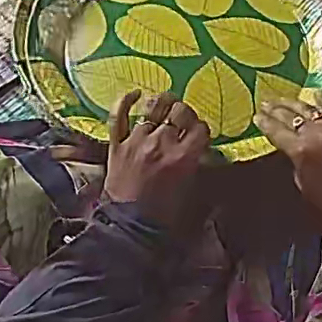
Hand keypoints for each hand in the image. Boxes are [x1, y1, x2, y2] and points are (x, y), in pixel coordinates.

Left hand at [103, 91, 209, 223]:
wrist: (127, 227)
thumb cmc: (164, 214)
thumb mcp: (191, 190)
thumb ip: (198, 166)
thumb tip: (204, 152)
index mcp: (184, 156)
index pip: (201, 127)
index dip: (202, 129)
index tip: (199, 135)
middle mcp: (162, 143)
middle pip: (180, 111)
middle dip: (185, 114)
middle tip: (184, 122)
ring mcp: (137, 140)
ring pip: (154, 108)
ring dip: (164, 103)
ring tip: (167, 104)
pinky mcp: (117, 144)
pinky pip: (119, 115)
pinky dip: (126, 101)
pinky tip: (135, 93)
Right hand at [254, 99, 321, 214]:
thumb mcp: (302, 181)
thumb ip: (295, 161)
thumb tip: (294, 150)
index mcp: (298, 149)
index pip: (276, 131)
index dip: (265, 123)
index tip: (257, 116)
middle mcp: (312, 133)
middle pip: (289, 117)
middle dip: (275, 109)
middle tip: (265, 103)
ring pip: (308, 109)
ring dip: (293, 103)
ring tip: (283, 99)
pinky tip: (315, 94)